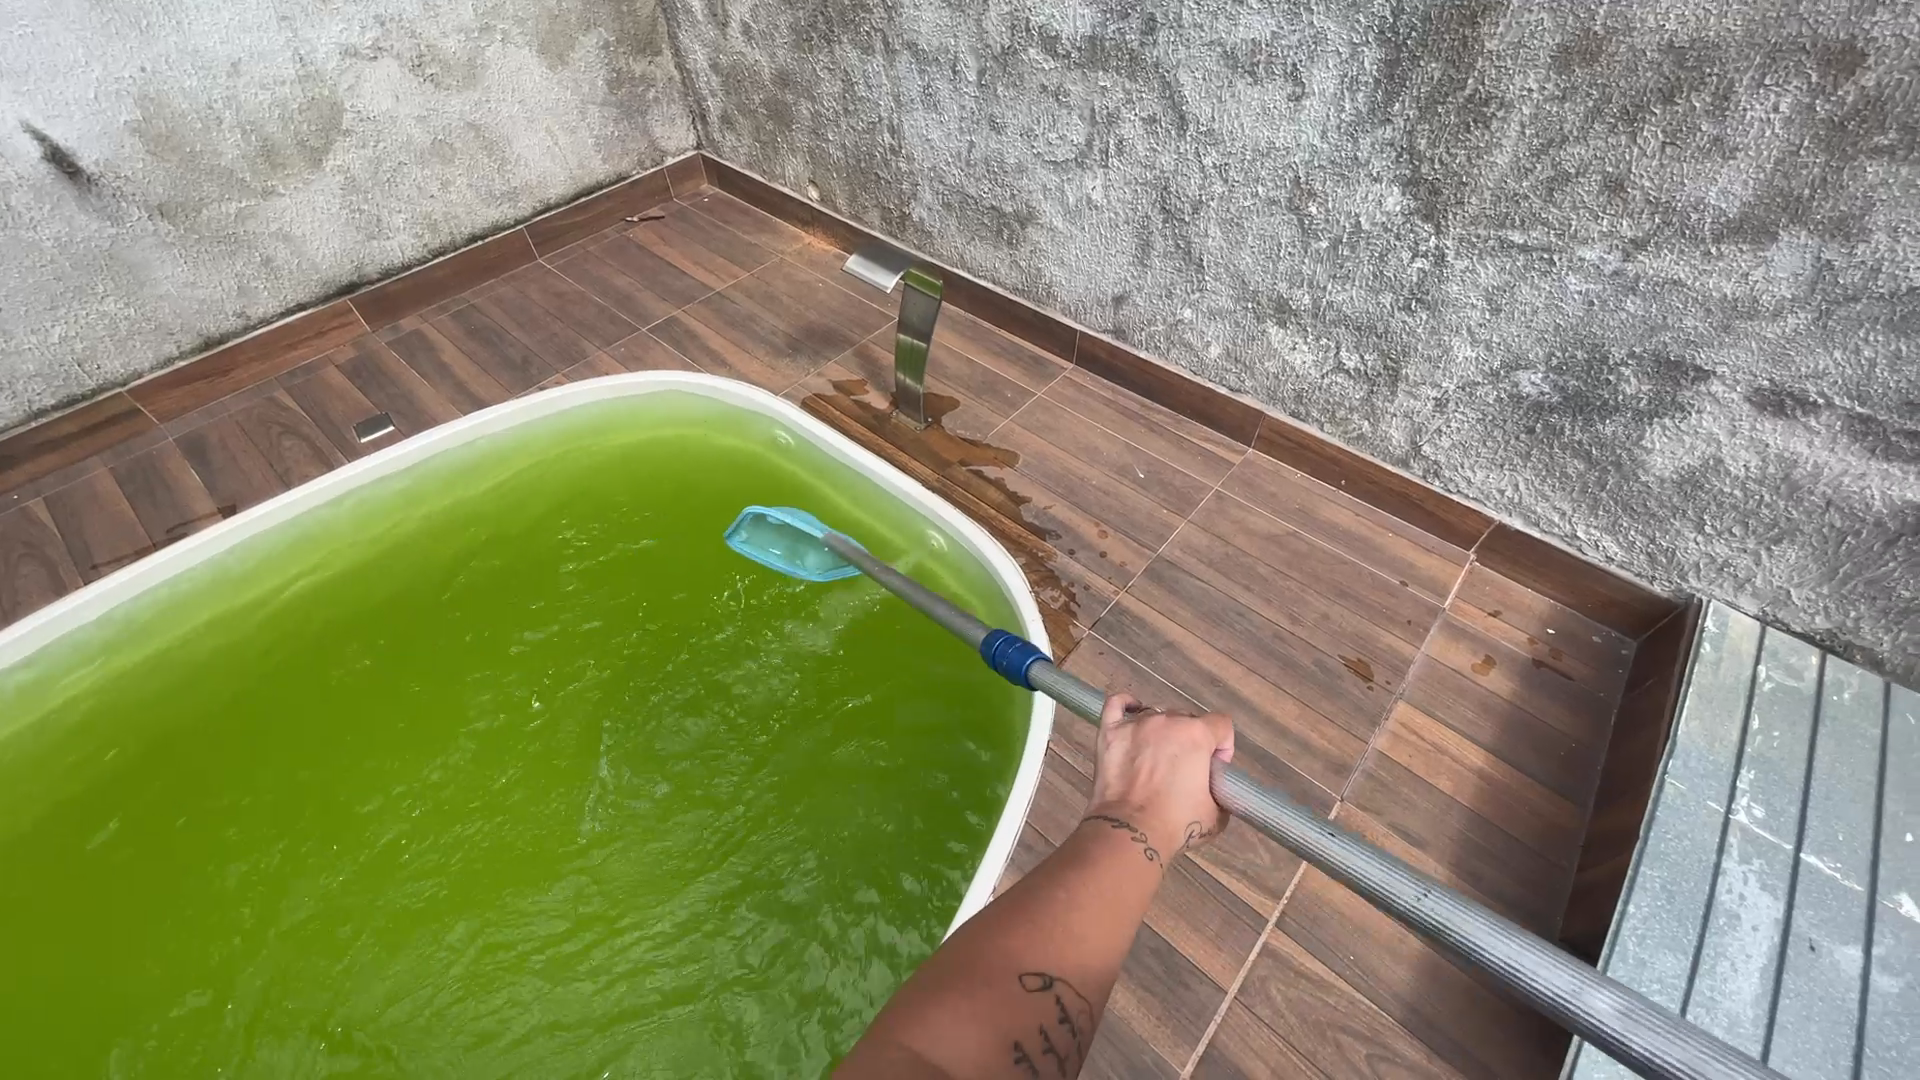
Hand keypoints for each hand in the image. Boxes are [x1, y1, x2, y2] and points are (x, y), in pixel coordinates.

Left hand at [1081, 693, 1233, 864]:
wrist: (1129, 830)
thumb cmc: (1176, 823)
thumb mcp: (1218, 813)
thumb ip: (1220, 789)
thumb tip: (1212, 784)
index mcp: (1197, 735)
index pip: (1221, 725)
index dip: (1222, 746)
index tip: (1214, 767)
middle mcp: (1167, 721)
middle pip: (1187, 719)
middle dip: (1191, 741)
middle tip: (1184, 770)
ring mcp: (1136, 723)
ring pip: (1156, 715)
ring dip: (1161, 732)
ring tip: (1155, 759)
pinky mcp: (1109, 731)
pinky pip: (1117, 704)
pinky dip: (1126, 706)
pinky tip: (1132, 712)